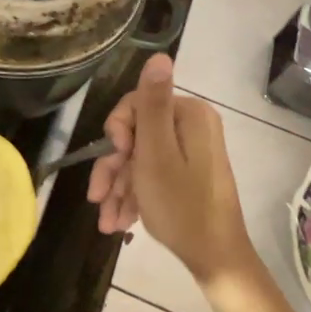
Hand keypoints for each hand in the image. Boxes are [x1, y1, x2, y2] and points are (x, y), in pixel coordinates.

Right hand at [87, 53, 254, 282]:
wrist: (214, 257)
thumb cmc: (181, 205)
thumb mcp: (156, 155)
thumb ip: (152, 105)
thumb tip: (159, 54)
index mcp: (189, 116)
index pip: (136, 104)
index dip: (116, 132)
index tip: (115, 157)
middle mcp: (191, 129)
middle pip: (135, 135)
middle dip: (112, 168)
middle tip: (96, 197)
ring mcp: (189, 154)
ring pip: (138, 160)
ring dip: (116, 189)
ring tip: (105, 222)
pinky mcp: (185, 177)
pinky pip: (150, 177)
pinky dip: (132, 197)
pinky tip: (117, 222)